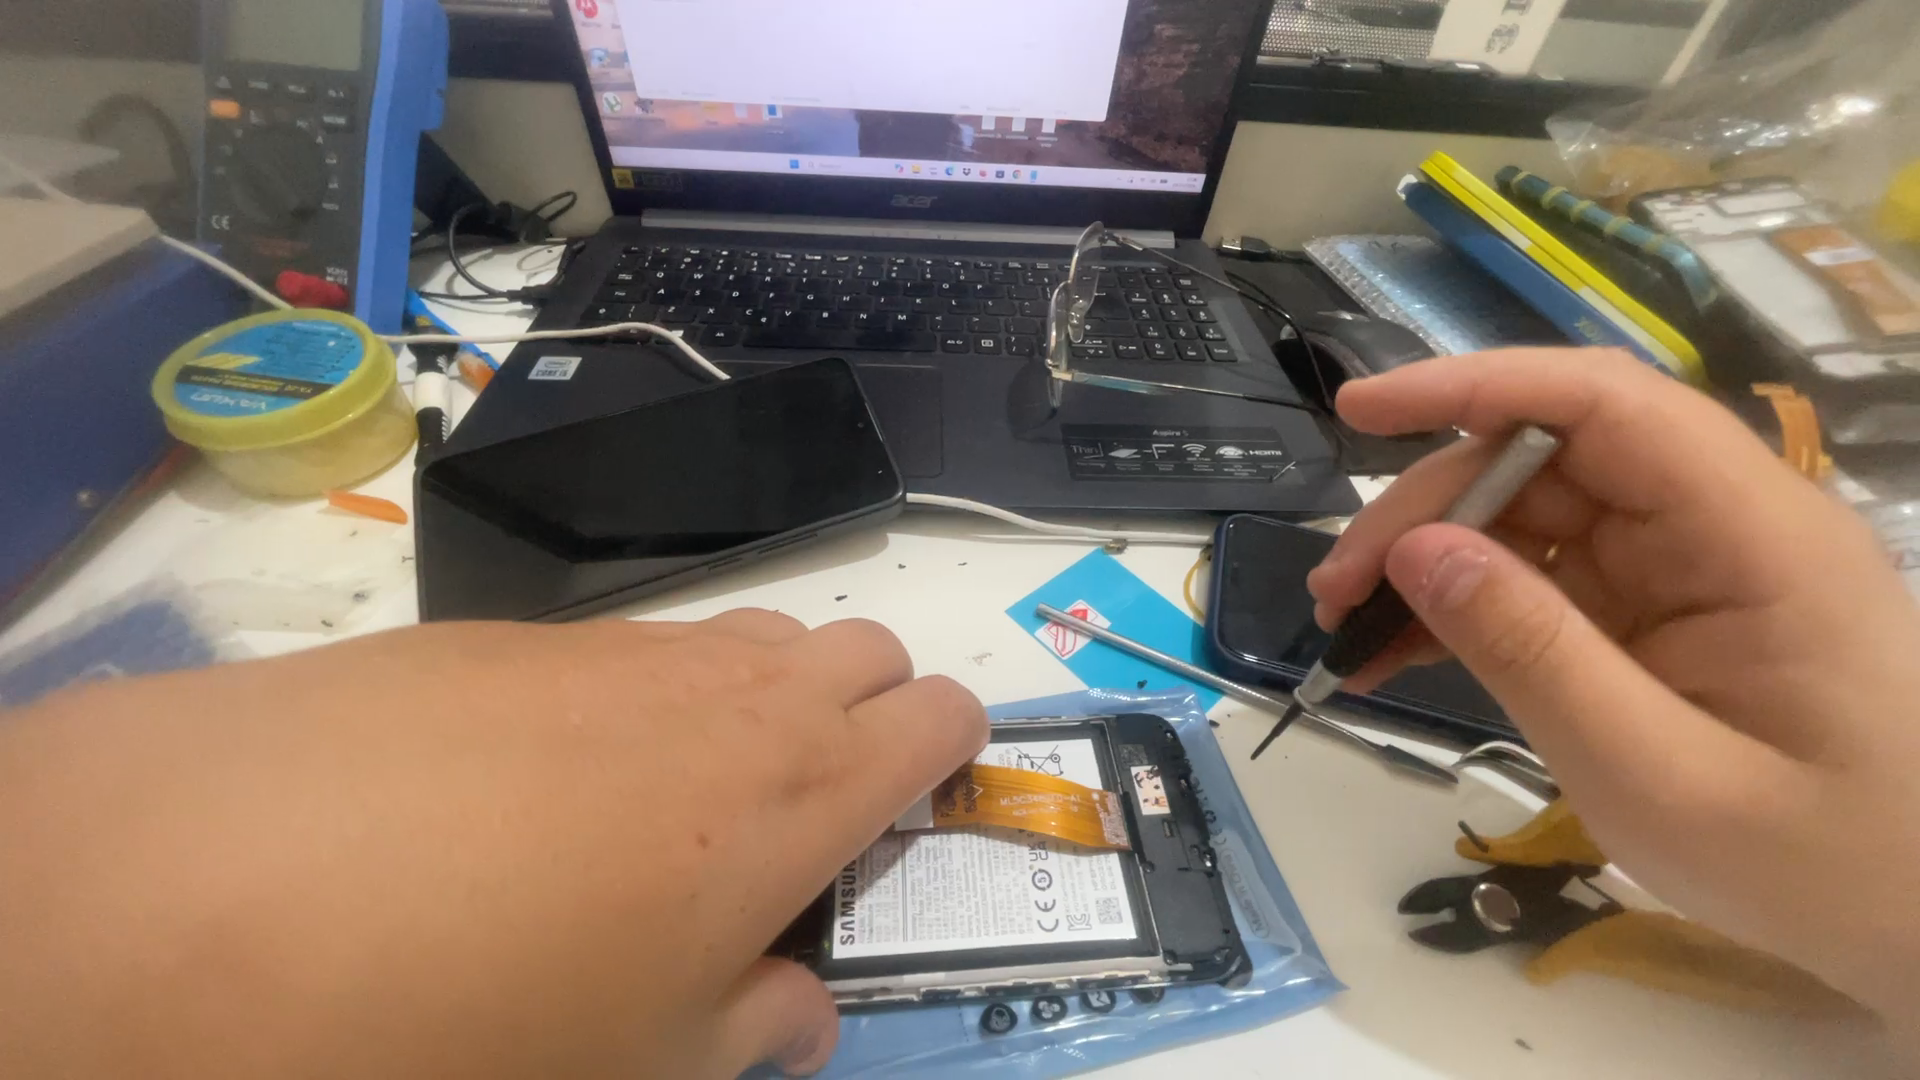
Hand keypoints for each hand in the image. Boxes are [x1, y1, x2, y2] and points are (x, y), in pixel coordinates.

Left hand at [0, 612, 986, 1077]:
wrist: (239, 880)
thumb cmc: (491, 1008)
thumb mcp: (647, 1063)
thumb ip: (757, 1026)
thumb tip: (806, 1020)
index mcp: (806, 795)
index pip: (943, 718)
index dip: (955, 742)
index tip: (928, 785)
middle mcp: (754, 697)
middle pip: (875, 650)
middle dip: (879, 701)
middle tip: (822, 782)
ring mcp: (660, 650)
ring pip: (778, 634)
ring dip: (781, 686)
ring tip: (706, 770)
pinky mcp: (566, 631)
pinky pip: (670, 640)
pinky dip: (678, 683)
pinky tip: (585, 754)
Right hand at [1308, 349, 1919, 1028]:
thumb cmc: (1830, 864)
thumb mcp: (1655, 772)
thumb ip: (1531, 652)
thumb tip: (1415, 550)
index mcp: (1748, 533)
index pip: (1598, 405)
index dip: (1469, 387)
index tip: (1358, 411)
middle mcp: (1703, 524)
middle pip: (1526, 467)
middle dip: (1415, 518)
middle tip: (1336, 593)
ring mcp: (1663, 566)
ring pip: (1506, 520)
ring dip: (1415, 565)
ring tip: (1347, 629)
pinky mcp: (1630, 607)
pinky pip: (1515, 578)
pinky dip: (1443, 607)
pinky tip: (1390, 650)